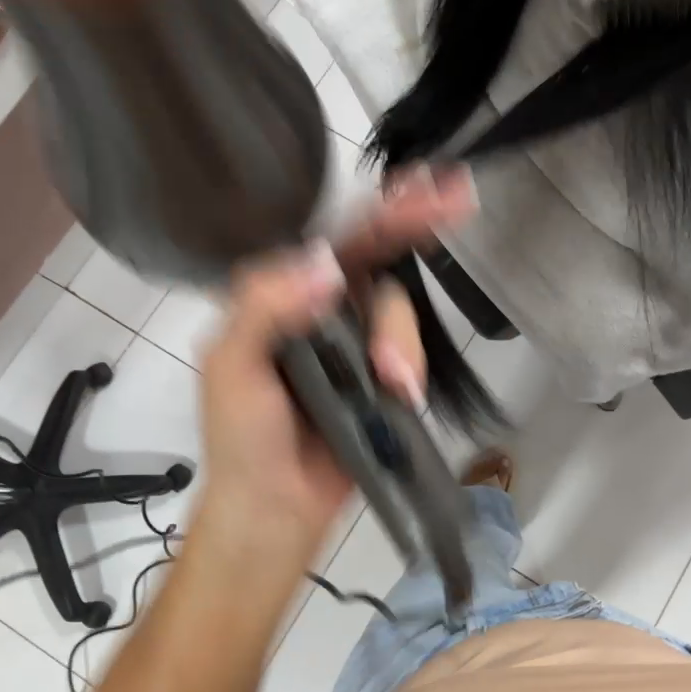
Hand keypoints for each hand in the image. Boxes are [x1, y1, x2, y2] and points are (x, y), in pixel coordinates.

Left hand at [189, 166, 476, 557]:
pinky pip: (410, 354)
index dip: (375, 207)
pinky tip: (401, 394)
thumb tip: (326, 266)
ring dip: (400, 340)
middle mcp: (321, 310)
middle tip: (459, 197)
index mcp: (279, 297)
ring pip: (398, 311)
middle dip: (414, 228)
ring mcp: (356, 346)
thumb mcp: (231, 366)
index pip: (330, 240)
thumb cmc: (241, 438)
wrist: (276, 510)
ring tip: (391, 384)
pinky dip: (410, 367)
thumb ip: (265, 307)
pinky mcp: (384, 381)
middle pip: (375, 260)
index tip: (421, 181)